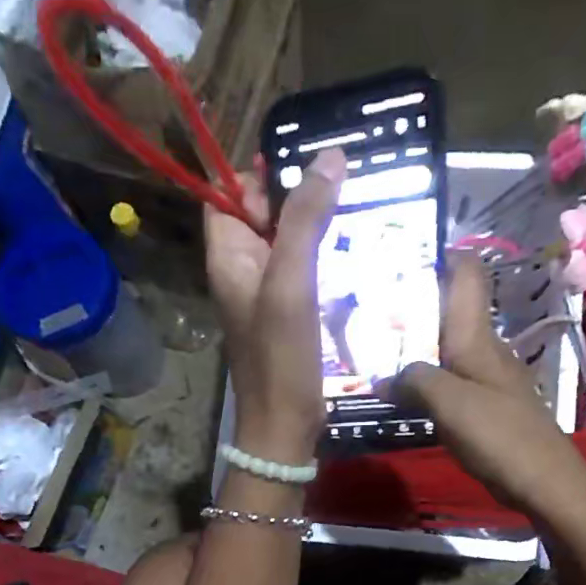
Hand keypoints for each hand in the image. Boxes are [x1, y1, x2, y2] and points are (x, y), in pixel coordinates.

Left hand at [204, 149, 346, 459]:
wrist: (286, 427)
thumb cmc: (281, 358)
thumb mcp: (290, 283)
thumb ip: (305, 220)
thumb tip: (330, 156)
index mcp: (228, 257)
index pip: (225, 195)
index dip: (255, 174)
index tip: (300, 161)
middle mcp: (244, 271)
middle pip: (262, 216)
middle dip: (297, 195)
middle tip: (344, 178)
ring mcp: (270, 296)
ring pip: (290, 244)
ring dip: (318, 226)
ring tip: (359, 206)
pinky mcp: (294, 317)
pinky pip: (307, 273)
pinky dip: (328, 258)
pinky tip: (358, 253)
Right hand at [396, 259, 585, 521]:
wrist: (545, 482)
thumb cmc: (500, 435)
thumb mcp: (449, 402)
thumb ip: (414, 380)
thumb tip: (382, 378)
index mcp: (478, 337)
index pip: (467, 274)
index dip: (441, 254)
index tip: (402, 251)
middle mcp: (485, 350)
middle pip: (450, 312)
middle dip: (413, 305)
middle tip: (367, 307)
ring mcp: (489, 380)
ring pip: (448, 350)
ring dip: (416, 347)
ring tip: (374, 349)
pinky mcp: (488, 409)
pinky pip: (451, 383)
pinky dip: (426, 381)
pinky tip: (404, 394)